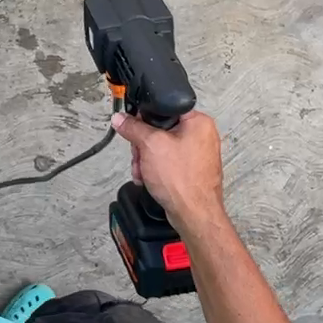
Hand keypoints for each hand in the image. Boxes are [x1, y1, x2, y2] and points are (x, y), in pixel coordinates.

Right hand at [110, 110, 226, 233]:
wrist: (193, 213)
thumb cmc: (182, 181)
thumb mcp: (149, 146)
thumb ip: (133, 128)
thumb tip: (121, 119)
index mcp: (198, 122)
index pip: (165, 109)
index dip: (145, 119)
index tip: (134, 128)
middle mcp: (202, 135)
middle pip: (160, 130)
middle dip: (143, 146)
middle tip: (139, 155)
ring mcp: (197, 154)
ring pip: (161, 147)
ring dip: (146, 159)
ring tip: (143, 171)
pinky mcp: (191, 169)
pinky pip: (167, 162)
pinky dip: (155, 169)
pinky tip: (148, 178)